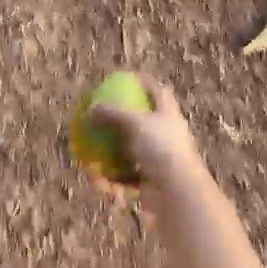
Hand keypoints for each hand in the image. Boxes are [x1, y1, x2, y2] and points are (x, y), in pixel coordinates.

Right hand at [88, 77, 206, 190]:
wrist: (176, 188)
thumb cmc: (160, 148)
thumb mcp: (135, 123)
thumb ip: (113, 113)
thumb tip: (91, 108)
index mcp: (169, 115)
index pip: (158, 92)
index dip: (144, 83)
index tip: (126, 79)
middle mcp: (167, 136)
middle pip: (145, 122)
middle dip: (125, 120)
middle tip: (104, 114)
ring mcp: (161, 159)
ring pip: (133, 152)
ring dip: (114, 153)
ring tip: (94, 150)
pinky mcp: (153, 181)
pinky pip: (128, 176)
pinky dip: (113, 178)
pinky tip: (96, 180)